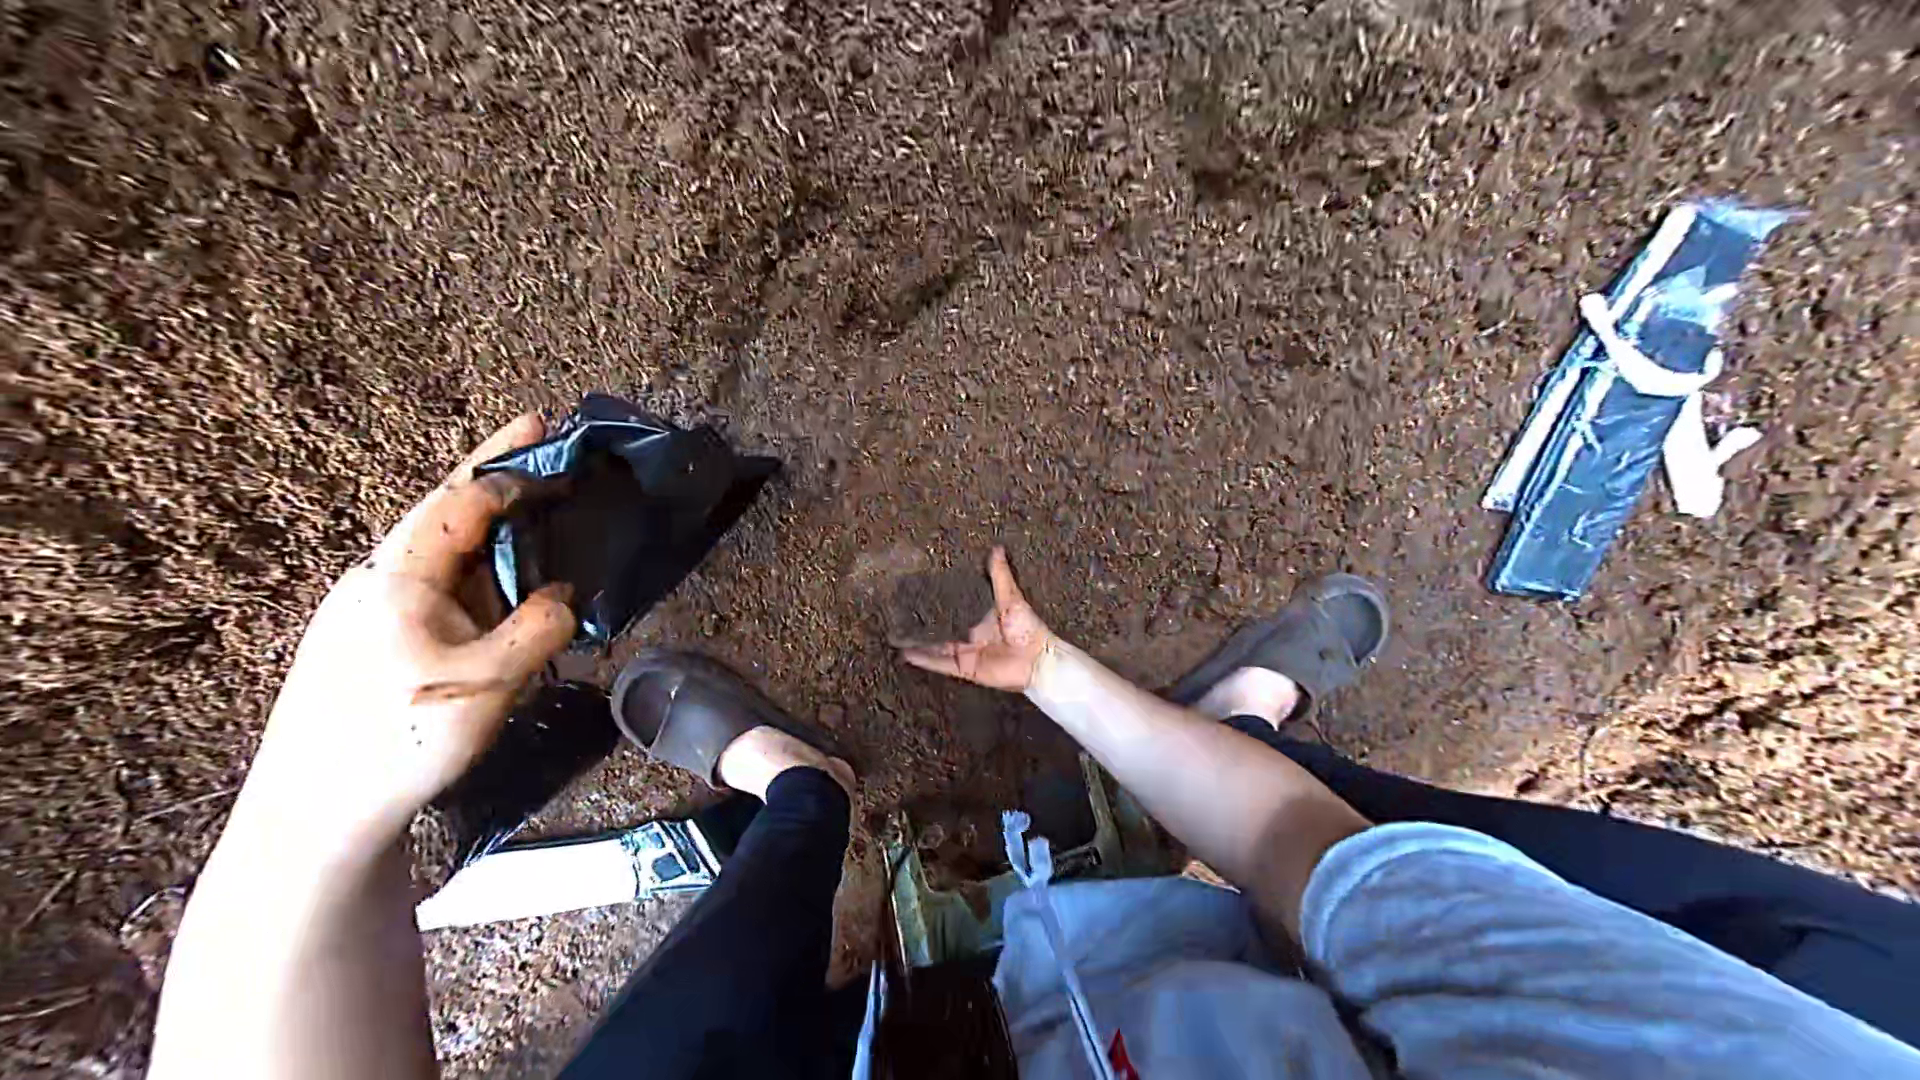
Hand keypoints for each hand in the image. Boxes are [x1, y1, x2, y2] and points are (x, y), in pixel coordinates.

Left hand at [234, 415, 576, 856]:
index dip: (504, 462)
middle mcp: (383, 582)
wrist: (313, 817)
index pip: (458, 501)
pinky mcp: (384, 639)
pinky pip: (449, 589)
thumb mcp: (485, 684)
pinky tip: (516, 589)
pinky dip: (491, 573)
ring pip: (453, 557)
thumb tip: (562, 594)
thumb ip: (538, 629)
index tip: (546, 428)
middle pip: (453, 518)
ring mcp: (379, 611)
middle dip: (507, 487)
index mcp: (398, 579)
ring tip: (549, 524)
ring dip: (503, 535)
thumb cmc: (395, 741)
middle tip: (557, 466)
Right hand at [900, 547, 1054, 691]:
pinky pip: (940, 664)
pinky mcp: (964, 668)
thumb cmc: (1028, 628)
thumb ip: (1000, 576)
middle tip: (900, 610)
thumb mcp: (1011, 598)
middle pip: (941, 626)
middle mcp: (969, 633)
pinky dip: (923, 659)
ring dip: (918, 640)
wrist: (1036, 661)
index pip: (955, 604)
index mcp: (980, 615)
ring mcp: (965, 651)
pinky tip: (905, 653)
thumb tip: (997, 549)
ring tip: (895, 632)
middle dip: (922, 620)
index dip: (939, 597)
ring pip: (935, 645)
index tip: (920, 588)